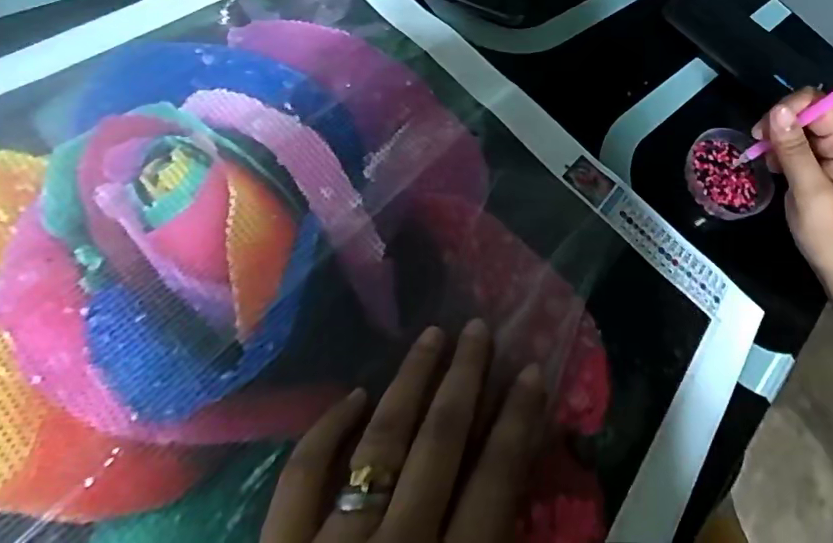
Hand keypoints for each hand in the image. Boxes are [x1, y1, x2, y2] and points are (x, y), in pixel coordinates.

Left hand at [260, 320, 546, 542]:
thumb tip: (514, 501)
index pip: (496, 479)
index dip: (518, 420)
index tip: (532, 372)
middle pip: (440, 445)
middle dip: (465, 381)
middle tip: (479, 329)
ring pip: (379, 444)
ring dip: (410, 384)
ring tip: (431, 337)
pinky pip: (300, 477)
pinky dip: (326, 431)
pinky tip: (353, 397)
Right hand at [755, 89, 832, 286]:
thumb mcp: (810, 193)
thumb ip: (794, 150)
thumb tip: (778, 110)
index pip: (819, 104)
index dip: (789, 108)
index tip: (763, 131)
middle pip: (808, 111)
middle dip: (780, 122)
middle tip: (759, 146)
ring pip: (800, 126)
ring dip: (778, 136)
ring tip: (765, 159)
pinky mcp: (823, 166)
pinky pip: (799, 143)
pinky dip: (781, 149)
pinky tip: (773, 165)